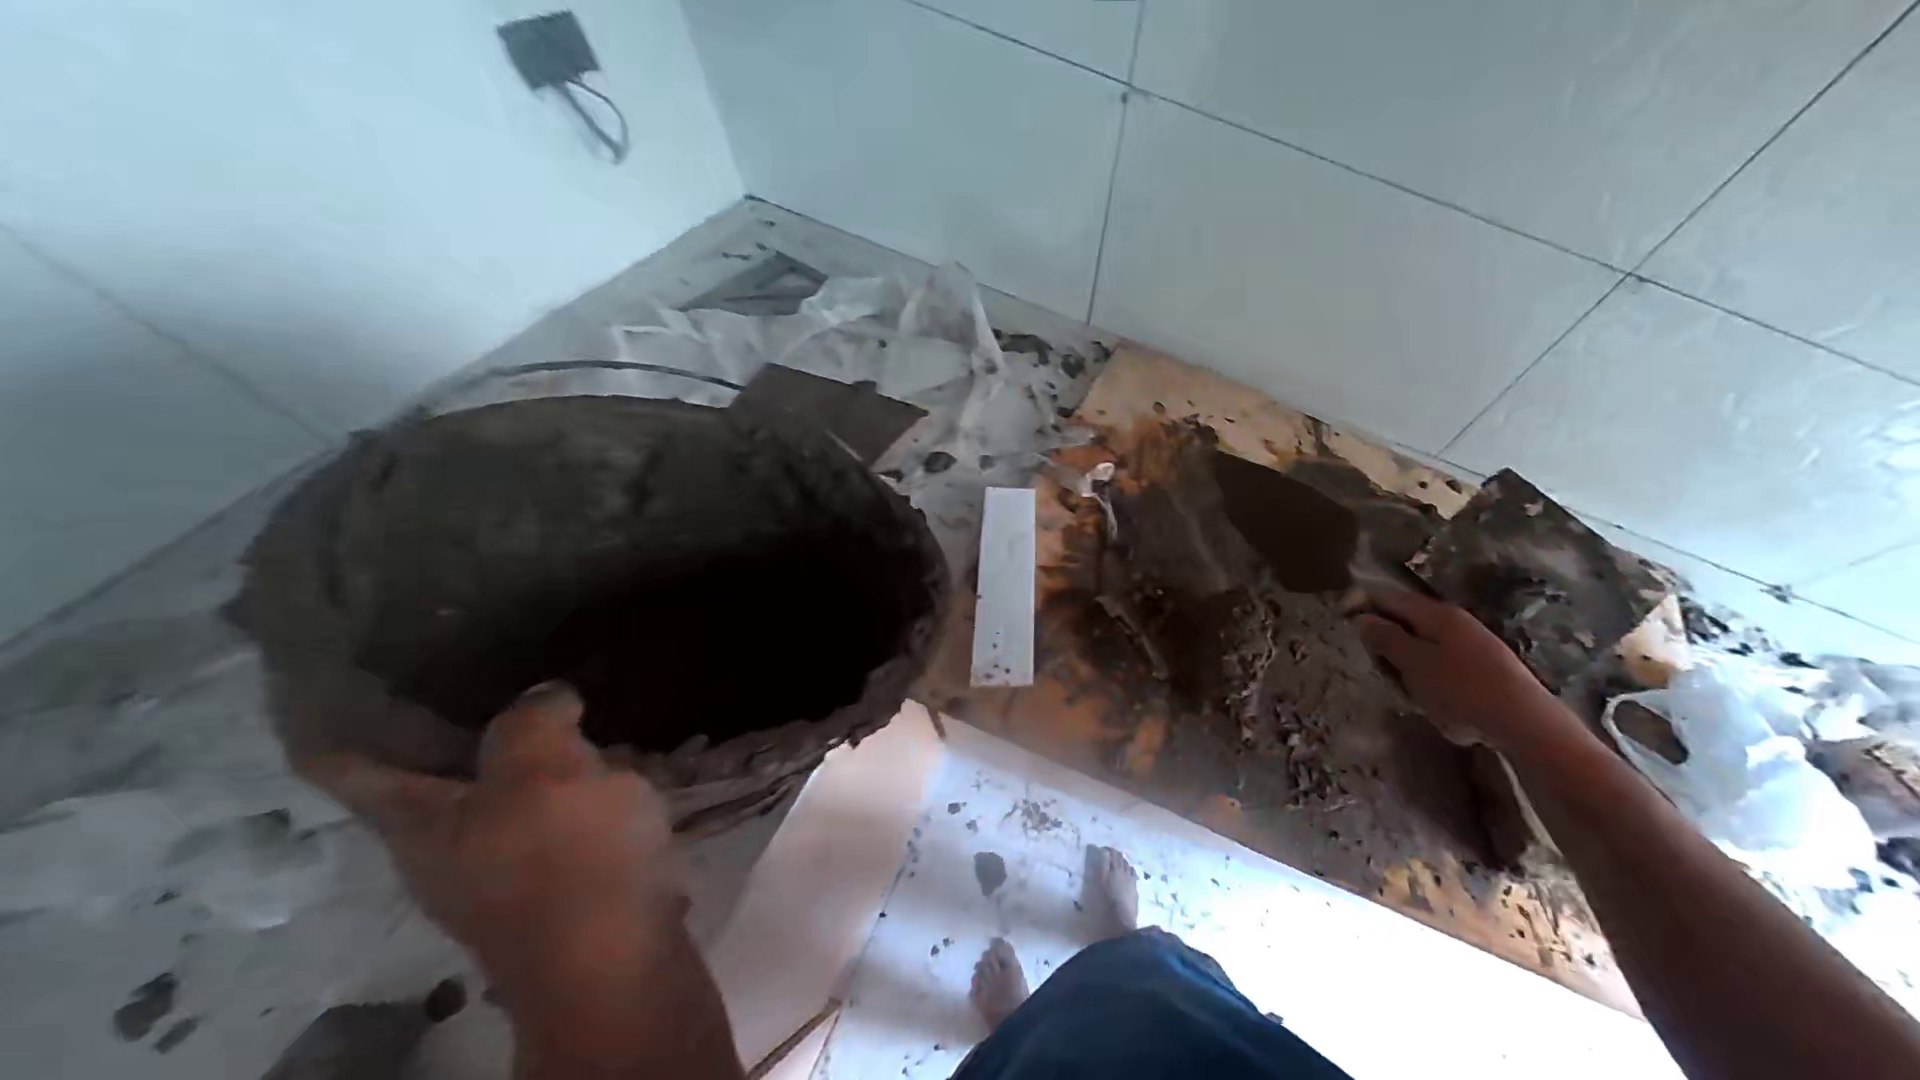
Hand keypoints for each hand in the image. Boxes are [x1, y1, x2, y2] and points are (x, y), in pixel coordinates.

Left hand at [306, 682, 679, 995]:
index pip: (349, 764)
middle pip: (443, 773)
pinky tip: (633, 776)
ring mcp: (504, 870)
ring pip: (517, 793)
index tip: (346, 677)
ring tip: (597, 726)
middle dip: (481, 728)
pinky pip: (566, 819)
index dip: (341, 716)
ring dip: (556, 759)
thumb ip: (531, 720)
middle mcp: (448, 847)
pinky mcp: (559, 883)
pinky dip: (592, 792)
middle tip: (516, 688)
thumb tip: (544, 697)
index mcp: (420, 820)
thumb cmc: (568, 860)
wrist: (619, 962)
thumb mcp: (544, 769)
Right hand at [1352, 590, 1583, 753]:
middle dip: (1387, 642)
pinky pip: (1444, 669)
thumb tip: (1363, 619)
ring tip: (1408, 691)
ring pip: (1425, 648)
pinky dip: (1432, 683)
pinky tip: (1438, 706)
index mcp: (1438, 615)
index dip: (1363, 604)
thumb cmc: (1462, 688)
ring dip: (1409, 667)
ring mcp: (1474, 647)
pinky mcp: (1484, 671)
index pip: (1390, 597)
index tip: (1342, 621)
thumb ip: (1385, 638)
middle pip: (1407, 623)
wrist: (1527, 725)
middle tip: (1376, 666)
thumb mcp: (1413, 663)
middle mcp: (1457, 624)